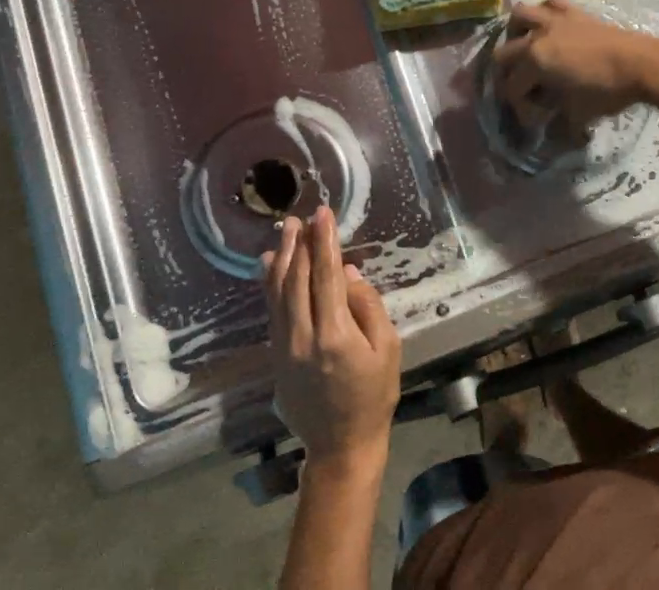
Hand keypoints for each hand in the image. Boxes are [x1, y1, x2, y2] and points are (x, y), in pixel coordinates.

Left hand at [261, 206, 401, 464]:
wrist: (340, 444)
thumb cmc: (374, 395)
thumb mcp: (388, 350)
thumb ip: (369, 308)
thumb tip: (350, 273)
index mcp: (334, 334)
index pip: (327, 276)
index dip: (325, 242)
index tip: (324, 214)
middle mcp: (302, 336)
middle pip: (297, 279)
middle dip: (301, 244)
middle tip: (301, 216)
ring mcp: (283, 347)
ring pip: (278, 293)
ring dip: (282, 259)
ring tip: (285, 232)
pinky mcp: (276, 356)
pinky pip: (272, 311)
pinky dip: (270, 284)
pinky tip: (272, 267)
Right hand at [492, 0, 658, 127]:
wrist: (641, 63)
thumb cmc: (608, 90)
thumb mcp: (578, 113)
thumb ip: (559, 122)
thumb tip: (555, 131)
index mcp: (534, 62)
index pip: (513, 89)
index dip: (521, 109)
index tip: (535, 121)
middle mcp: (537, 36)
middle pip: (504, 54)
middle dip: (508, 76)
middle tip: (524, 91)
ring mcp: (555, 20)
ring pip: (520, 15)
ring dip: (516, 33)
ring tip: (525, 48)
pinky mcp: (575, 12)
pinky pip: (551, 3)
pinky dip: (545, 11)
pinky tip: (550, 26)